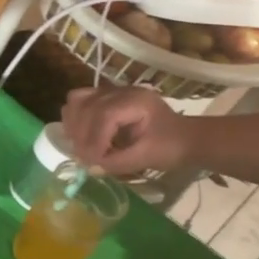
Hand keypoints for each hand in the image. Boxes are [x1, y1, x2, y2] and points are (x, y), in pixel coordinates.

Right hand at [61, 85, 193, 174]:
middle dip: (81, 135)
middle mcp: (121, 91)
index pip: (105, 115)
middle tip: (83, 158)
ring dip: (73, 124)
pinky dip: (73, 118)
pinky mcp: (104, 97)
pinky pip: (78, 101)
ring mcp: (111, 91)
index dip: (94, 139)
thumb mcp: (149, 158)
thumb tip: (90, 168)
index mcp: (137, 101)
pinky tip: (78, 135)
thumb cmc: (172, 147)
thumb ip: (119, 162)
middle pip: (87, 107)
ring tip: (79, 146)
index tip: (91, 160)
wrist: (185, 137)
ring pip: (77, 100)